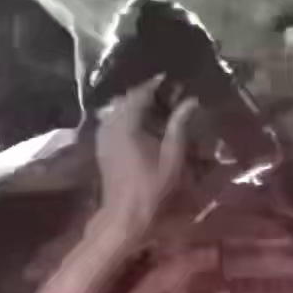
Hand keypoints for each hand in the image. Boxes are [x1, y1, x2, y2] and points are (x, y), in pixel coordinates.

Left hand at [94, 79, 197, 238]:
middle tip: (163, 94)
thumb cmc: (152, 186)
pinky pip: (110, 122)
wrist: (125, 213)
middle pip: (124, 99)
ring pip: (115, 109)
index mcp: (127, 124)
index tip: (168, 79)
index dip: (154, 84)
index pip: (139, 94)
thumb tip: (190, 101)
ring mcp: (102, 136)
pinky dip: (124, 117)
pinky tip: (138, 125)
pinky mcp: (101, 147)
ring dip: (132, 105)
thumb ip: (179, 125)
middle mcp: (110, 125)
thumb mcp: (172, 155)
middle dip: (142, 93)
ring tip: (152, 108)